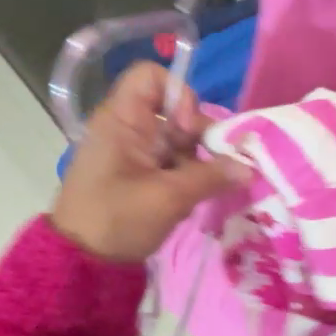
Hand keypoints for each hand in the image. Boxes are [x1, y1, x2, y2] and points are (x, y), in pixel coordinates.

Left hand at [50, 62, 246, 262]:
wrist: (85, 259)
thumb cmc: (117, 219)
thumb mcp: (167, 197)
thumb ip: (210, 178)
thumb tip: (249, 168)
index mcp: (123, 120)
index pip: (152, 77)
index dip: (179, 96)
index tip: (189, 132)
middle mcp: (131, 129)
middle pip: (176, 112)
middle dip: (203, 137)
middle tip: (220, 168)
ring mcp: (138, 154)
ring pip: (182, 142)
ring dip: (204, 162)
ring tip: (216, 187)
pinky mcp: (145, 177)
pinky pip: (178, 165)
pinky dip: (195, 177)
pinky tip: (203, 197)